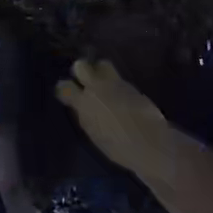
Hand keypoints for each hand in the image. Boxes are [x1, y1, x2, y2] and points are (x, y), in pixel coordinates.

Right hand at [55, 59, 172, 170]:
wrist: (149, 141)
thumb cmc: (119, 147)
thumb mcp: (95, 134)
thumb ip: (86, 116)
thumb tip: (82, 107)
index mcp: (84, 104)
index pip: (65, 88)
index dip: (63, 88)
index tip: (64, 91)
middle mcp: (98, 88)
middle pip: (82, 66)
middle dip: (80, 69)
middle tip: (82, 77)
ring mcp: (116, 84)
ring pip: (103, 65)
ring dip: (99, 70)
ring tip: (102, 81)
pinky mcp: (131, 85)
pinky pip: (118, 78)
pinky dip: (115, 83)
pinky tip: (119, 94)